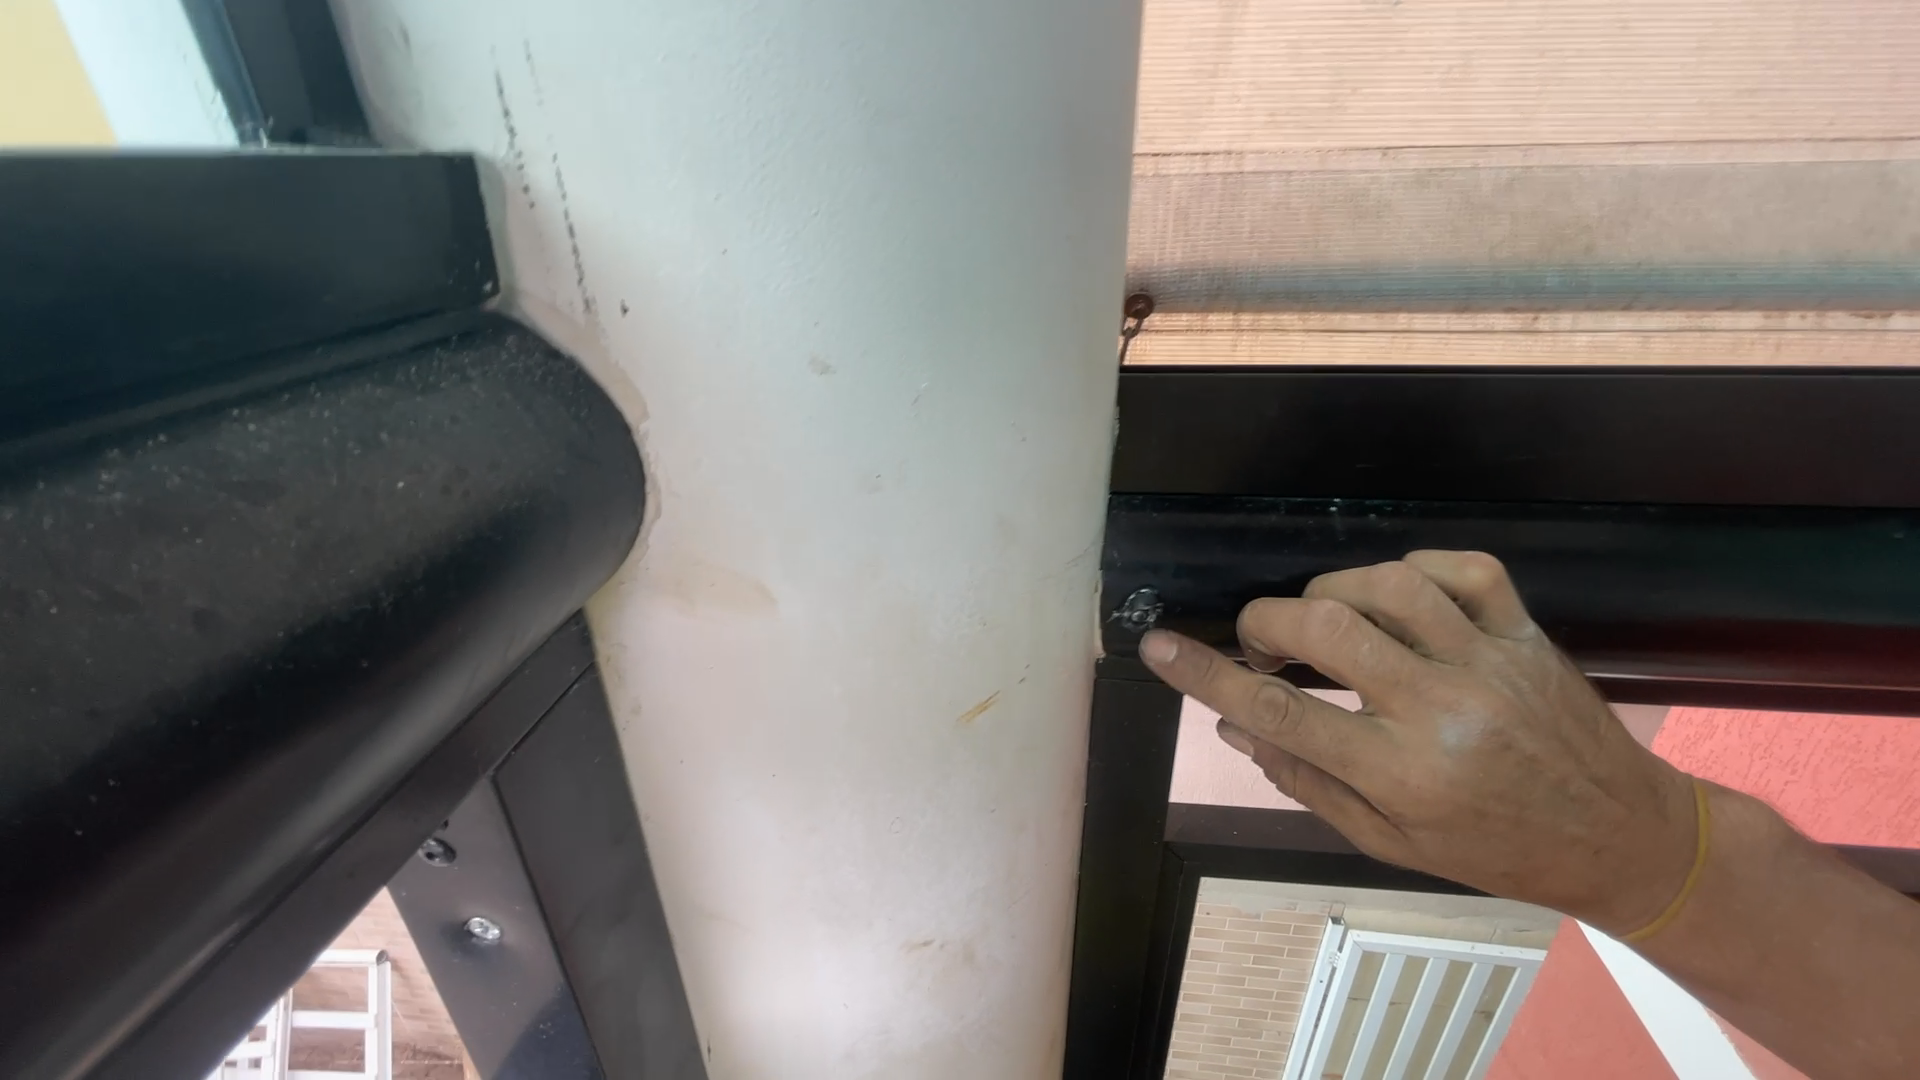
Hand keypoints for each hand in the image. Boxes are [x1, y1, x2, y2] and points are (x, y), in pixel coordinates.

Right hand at [1139, 550, 1698, 934]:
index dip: (1204, 674)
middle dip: (1267, 623)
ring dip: (1329, 591)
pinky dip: (1412, 567)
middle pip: (1326, 630)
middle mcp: (1442, 710)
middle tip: (1260, 642)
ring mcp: (1490, 662)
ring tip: (1322, 620)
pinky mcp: (1526, 632)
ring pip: (1388, 585)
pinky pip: (1463, 568)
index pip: (1276, 713)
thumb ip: (1304, 779)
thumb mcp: (1385, 841)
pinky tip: (1393, 594)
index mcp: (1401, 773)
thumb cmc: (1492, 849)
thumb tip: (1234, 726)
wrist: (1625, 840)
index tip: (1158, 646)